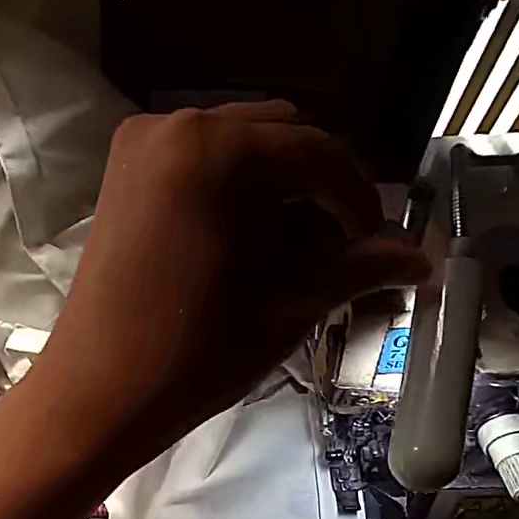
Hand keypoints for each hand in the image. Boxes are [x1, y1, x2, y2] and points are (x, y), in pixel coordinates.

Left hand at [20, 101, 428, 484]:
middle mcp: (179, 125)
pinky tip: (247, 238)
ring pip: (240, 145)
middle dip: (319, 187)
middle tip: (339, 246)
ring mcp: (144, 145)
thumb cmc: (195, 356)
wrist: (98, 393)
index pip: (319, 153)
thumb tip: (420, 260)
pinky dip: (235, 187)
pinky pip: (200, 160)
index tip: (377, 243)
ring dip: (279, 186)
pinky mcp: (125, 173)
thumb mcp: (285, 307)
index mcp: (222, 150)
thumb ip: (355, 269)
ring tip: (295, 247)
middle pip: (280, 137)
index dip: (359, 199)